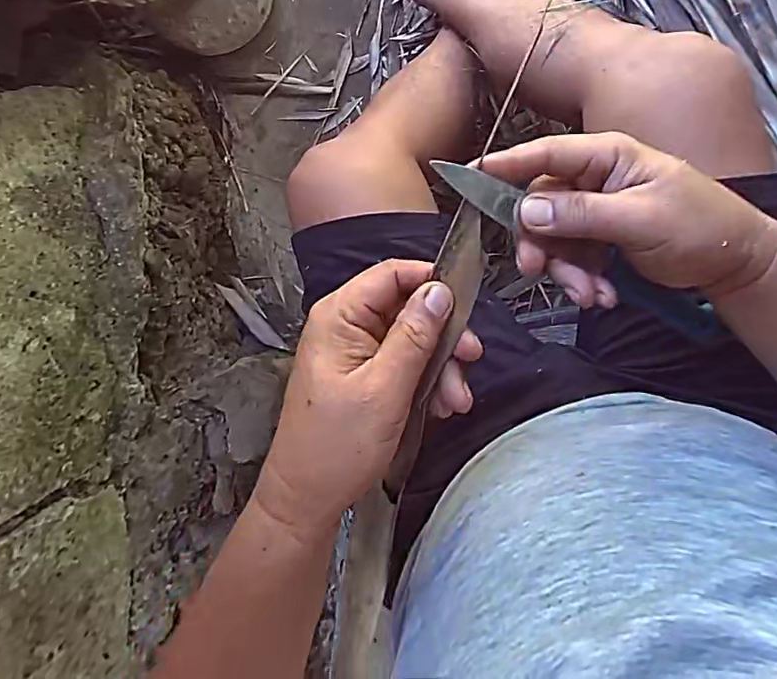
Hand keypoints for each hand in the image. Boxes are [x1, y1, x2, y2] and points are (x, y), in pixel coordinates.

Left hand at [254, 259, 483, 532]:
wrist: (306, 503)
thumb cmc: (336, 448)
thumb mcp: (385, 388)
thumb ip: (414, 335)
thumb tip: (439, 291)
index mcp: (340, 316)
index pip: (391, 274)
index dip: (430, 282)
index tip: (464, 302)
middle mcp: (346, 325)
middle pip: (407, 307)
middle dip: (442, 335)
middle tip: (469, 357)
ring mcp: (356, 350)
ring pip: (412, 337)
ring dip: (440, 365)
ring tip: (455, 399)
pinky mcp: (365, 374)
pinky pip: (405, 362)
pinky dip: (427, 380)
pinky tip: (442, 405)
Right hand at [477, 132, 776, 303]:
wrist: (736, 264)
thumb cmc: (700, 225)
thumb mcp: (639, 218)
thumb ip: (581, 214)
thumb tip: (526, 209)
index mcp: (608, 156)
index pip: (547, 155)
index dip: (507, 165)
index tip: (470, 176)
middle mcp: (597, 178)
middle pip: (543, 203)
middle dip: (541, 241)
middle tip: (537, 270)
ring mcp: (599, 209)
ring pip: (556, 237)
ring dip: (566, 270)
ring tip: (591, 296)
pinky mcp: (604, 238)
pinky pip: (575, 257)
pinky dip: (583, 280)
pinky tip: (604, 296)